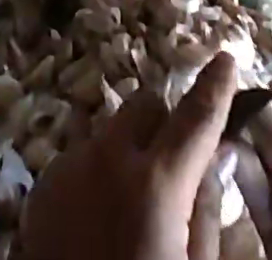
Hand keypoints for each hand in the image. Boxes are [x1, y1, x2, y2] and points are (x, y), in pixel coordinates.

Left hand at [20, 53, 238, 259]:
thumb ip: (206, 209)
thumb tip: (217, 156)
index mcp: (157, 183)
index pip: (196, 116)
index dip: (215, 85)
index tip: (226, 57)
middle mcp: (110, 158)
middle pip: (146, 104)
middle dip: (165, 121)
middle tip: (174, 159)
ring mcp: (71, 165)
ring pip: (112, 129)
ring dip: (130, 147)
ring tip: (131, 198)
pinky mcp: (45, 183)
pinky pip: (82, 155)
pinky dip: (99, 170)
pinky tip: (99, 215)